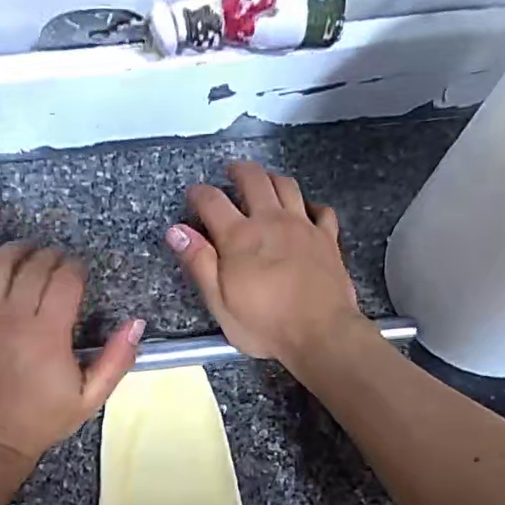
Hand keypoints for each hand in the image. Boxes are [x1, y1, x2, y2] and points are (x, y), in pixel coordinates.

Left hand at [0, 241, 142, 464]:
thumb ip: (116, 359)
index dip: (76, 268)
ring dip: (13, 251)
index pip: (65, 279)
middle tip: (58, 263)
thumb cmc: (44, 420)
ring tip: (25, 250)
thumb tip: (136, 322)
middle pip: (34, 268)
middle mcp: (12, 318)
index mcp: (48, 333)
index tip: (80, 272)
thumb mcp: (91, 397)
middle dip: (50, 257)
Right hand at [165, 161, 365, 364]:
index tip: (193, 195)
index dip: (199, 193)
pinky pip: (321, 210)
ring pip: (287, 186)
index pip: (213, 201)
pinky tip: (306, 211)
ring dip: (272, 178)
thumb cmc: (265, 324)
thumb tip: (177, 231)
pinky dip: (310, 205)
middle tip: (231, 172)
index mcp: (240, 237)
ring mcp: (303, 226)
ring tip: (264, 181)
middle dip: (239, 171)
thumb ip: (199, 263)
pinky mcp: (327, 239)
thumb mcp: (220, 302)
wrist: (321, 333)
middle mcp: (271, 221)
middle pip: (254, 179)